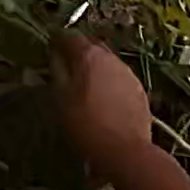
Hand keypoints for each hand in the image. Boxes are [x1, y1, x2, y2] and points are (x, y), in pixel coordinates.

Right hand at [52, 29, 153, 168]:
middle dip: (78, 50)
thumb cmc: (86, 124)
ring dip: (95, 66)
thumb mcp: (61, 97)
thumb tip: (54, 53)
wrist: (127, 153)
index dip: (57, 41)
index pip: (69, 36)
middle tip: (67, 65)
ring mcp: (127, 73)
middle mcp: (109, 57)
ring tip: (86, 84)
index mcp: (88, 55)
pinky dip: (109, 80)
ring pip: (107, 61)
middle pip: (91, 45)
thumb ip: (56, 69)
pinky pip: (119, 77)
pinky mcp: (139, 90)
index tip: (50, 50)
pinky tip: (105, 98)